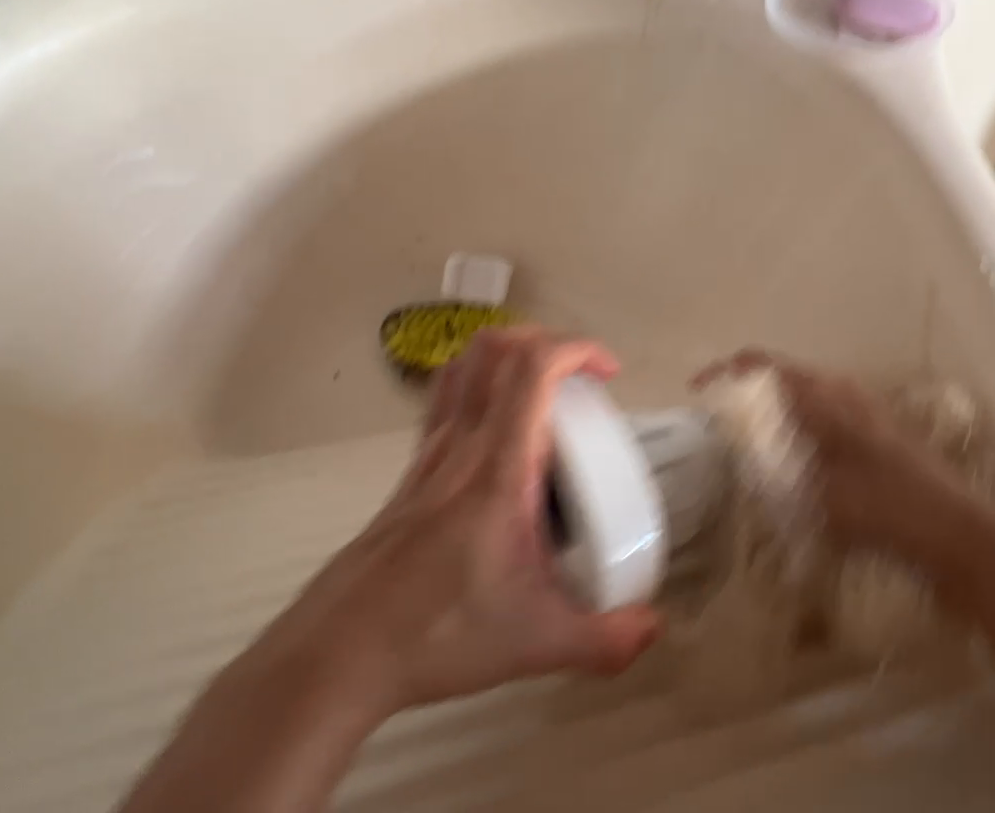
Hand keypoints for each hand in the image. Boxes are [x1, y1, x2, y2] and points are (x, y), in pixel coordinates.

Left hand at [246, 328, 662, 726]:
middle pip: (495, 347)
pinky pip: (447, 398)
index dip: (576, 349)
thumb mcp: (537, 642)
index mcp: (499, 468)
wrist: (340, 651)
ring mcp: (430, 452)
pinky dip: (482, 386)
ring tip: (547, 396)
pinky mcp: (412, 469)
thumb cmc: (439, 635)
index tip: (608, 374)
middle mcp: (460, 444)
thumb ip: (606, 640)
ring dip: (510, 357)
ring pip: (463, 365)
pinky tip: (505, 436)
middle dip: (548, 342)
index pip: (531, 369)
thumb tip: (654, 627)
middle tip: (583, 384)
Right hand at [691, 350, 983, 572]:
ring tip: (751, 446)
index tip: (698, 393)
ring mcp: (865, 413)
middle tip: (720, 426)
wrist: (956, 533)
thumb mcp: (816, 495)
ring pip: (805, 399)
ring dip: (774, 413)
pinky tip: (794, 465)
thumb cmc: (884, 511)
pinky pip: (825, 419)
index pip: (762, 365)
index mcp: (824, 397)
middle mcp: (844, 394)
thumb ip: (774, 469)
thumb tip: (742, 453)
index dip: (726, 372)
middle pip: (783, 378)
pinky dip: (799, 430)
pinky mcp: (879, 436)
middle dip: (747, 394)